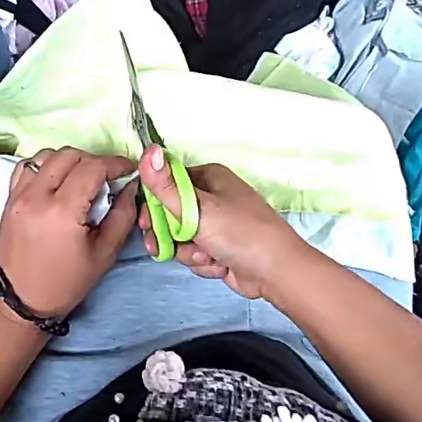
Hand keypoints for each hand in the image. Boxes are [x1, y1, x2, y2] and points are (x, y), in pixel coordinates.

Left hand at [0, 148, 140, 321]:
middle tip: (109, 177)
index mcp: (62, 211)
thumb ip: (123, 214)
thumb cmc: (66, 282)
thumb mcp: (105, 253)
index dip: (116, 163)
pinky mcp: (9, 198)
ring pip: (48, 155)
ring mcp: (18, 195)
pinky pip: (28, 166)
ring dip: (71, 160)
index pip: (92, 167)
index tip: (129, 169)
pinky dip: (46, 166)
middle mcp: (36, 196)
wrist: (21, 300)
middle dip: (95, 161)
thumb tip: (131, 185)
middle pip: (70, 155)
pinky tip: (58, 181)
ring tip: (83, 179)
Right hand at [136, 145, 309, 300]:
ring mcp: (217, 223)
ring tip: (207, 256)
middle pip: (170, 214)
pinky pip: (195, 254)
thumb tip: (148, 150)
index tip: (147, 223)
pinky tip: (219, 266)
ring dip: (189, 252)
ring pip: (181, 238)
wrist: (275, 272)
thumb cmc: (240, 234)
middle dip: (171, 235)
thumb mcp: (198, 208)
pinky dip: (203, 262)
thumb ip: (166, 186)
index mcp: (209, 178)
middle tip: (166, 248)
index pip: (167, 184)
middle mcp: (212, 197)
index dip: (153, 205)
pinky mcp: (219, 247)